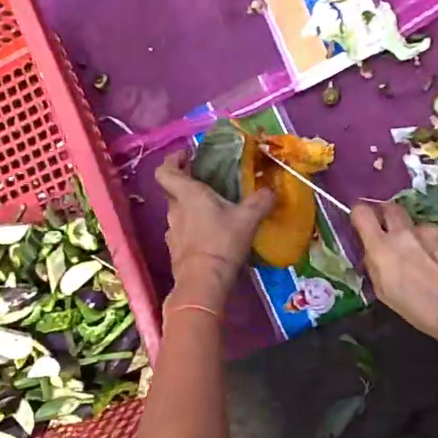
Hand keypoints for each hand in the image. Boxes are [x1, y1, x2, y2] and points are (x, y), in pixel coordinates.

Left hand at [156, 149, 274, 307]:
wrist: (203, 282)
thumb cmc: (222, 242)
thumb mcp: (248, 219)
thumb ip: (261, 201)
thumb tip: (271, 190)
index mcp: (188, 195)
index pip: (165, 171)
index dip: (173, 160)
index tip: (186, 155)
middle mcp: (175, 210)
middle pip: (173, 190)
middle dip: (187, 182)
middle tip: (207, 181)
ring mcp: (173, 231)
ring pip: (179, 211)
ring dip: (191, 207)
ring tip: (215, 209)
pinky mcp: (176, 250)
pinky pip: (183, 231)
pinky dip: (194, 228)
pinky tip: (211, 234)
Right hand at [350, 201, 437, 347]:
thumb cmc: (420, 311)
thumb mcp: (386, 294)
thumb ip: (375, 266)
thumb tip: (373, 253)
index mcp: (383, 248)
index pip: (362, 213)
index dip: (360, 214)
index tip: (363, 220)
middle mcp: (406, 232)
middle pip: (391, 208)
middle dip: (388, 217)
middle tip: (393, 233)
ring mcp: (432, 230)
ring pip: (419, 227)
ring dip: (419, 238)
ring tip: (430, 261)